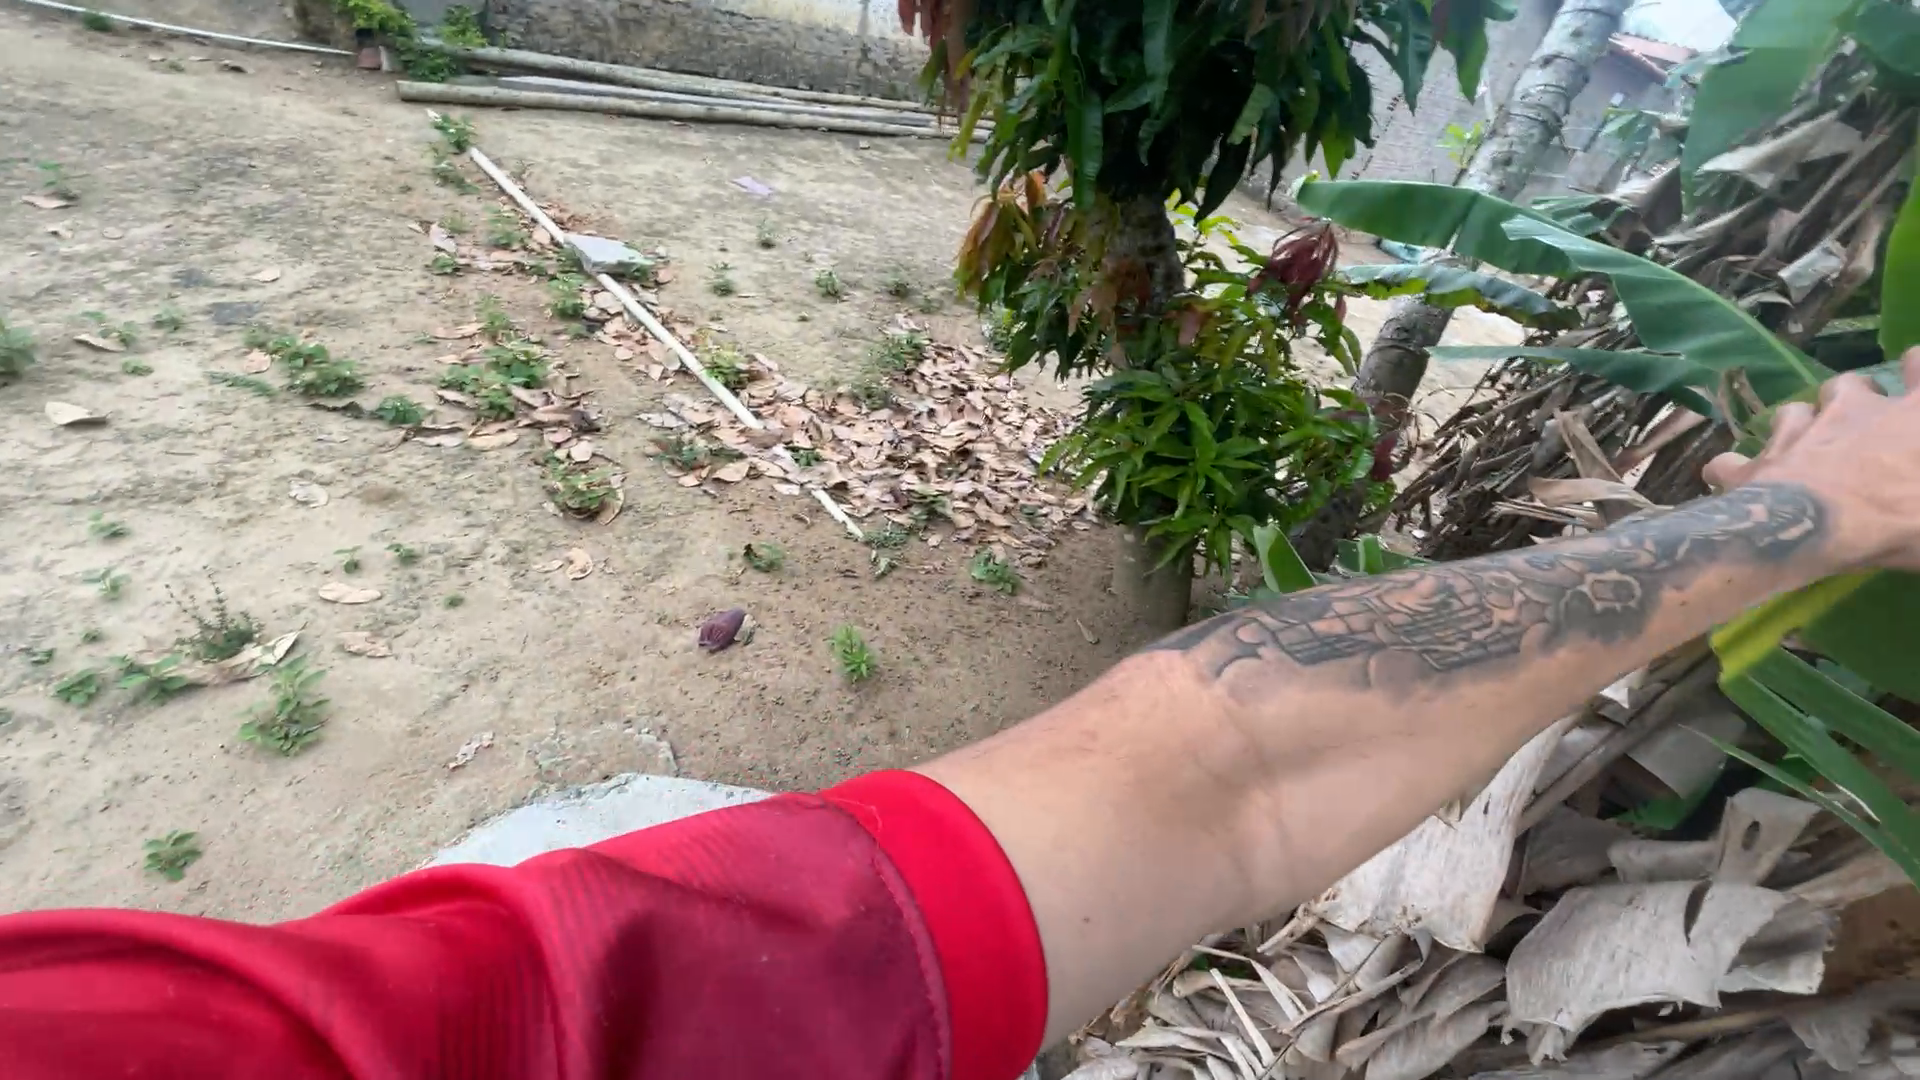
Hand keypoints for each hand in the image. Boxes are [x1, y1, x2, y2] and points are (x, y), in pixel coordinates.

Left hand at [1704, 348, 1919, 571]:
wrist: (1816, 531)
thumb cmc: (1899, 516)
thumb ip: (1914, 472)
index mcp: (1912, 415)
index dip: (1915, 365)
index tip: (1912, 368)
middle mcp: (1849, 413)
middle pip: (1846, 385)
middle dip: (1849, 396)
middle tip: (1854, 419)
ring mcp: (1791, 436)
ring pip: (1789, 412)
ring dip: (1794, 425)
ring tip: (1799, 446)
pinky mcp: (1747, 465)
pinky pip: (1726, 462)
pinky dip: (1732, 470)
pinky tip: (1739, 482)